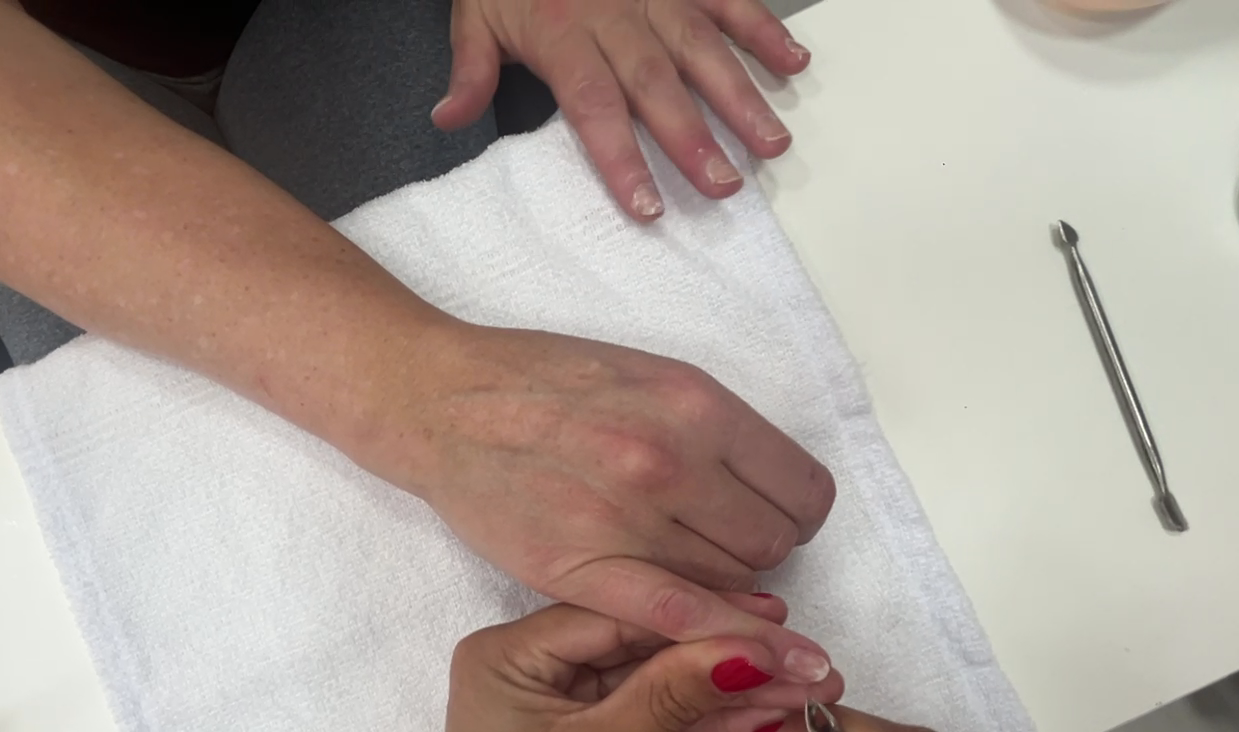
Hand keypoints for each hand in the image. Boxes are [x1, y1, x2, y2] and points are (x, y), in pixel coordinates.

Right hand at [368, 324, 838, 694]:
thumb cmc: (534, 379)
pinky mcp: (580, 569)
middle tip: (717, 543)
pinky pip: (677, 615)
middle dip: (758, 550)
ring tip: (676, 564)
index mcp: (696, 404)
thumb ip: (707, 425)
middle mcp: (672, 462)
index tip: (770, 518)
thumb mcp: (640, 372)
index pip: (802, 489)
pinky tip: (750, 659)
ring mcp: (626, 519)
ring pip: (729, 584)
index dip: (795, 513)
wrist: (442, 404)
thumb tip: (757, 481)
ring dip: (721, 585)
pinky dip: (722, 639)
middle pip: (772, 543)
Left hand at [410, 599, 801, 731]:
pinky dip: (692, 716)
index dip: (698, 618)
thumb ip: (672, 694)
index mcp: (508, 650)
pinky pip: (640, 709)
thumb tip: (754, 647)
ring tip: (796, 687)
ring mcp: (554, 694)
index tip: (775, 620)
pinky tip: (757, 713)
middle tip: (798, 655)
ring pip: (645, 678)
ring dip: (715, 687)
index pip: (614, 616)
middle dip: (716, 653)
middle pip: (634, 643)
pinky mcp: (578, 727)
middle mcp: (527, 659)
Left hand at [432, 0, 810, 219]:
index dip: (622, 159)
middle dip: (695, 140)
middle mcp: (619, 17)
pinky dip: (762, 30)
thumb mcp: (475, 12)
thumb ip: (468, 69)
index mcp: (565, 37)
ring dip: (742, 97)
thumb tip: (446, 119)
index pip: (597, 108)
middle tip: (726, 188)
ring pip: (704, 49)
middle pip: (660, 88)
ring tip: (771, 145)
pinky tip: (791, 65)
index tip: (648, 206)